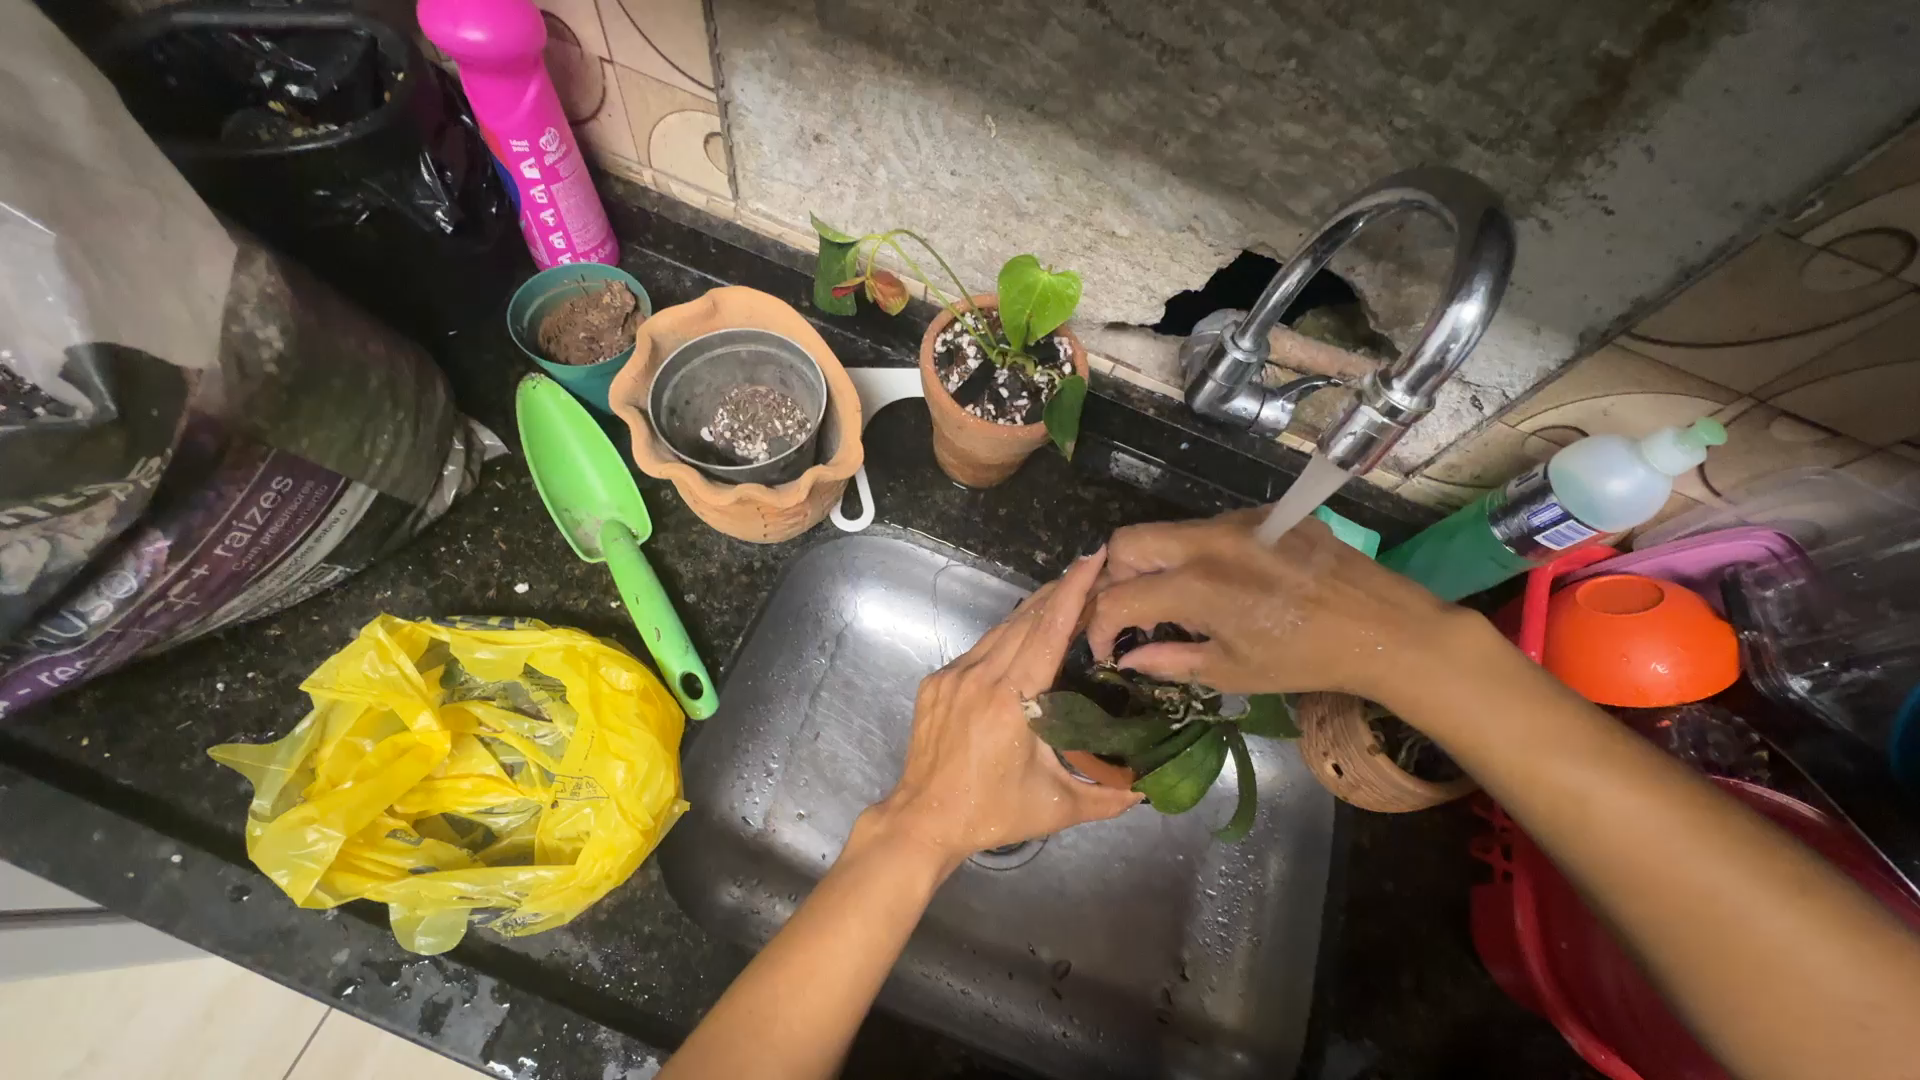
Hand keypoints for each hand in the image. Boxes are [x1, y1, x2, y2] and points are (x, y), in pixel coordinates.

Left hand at [870, 549, 1142, 865]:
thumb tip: (1150, 790)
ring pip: (1001, 630)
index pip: (1047, 632)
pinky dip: (1007, 635)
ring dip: (1034, 610)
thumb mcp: (1056, 807)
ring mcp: (954, 676)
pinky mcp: (937, 681)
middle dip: (1060, 591)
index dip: (1073, 592)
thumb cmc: (992, 813)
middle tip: (1093, 570)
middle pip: (1026, 620)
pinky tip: (1025, 635)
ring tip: (1066, 594)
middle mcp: (980, 677)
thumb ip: (1108, 797)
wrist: (924, 818)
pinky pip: (979, 648)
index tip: (1093, 559)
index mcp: (1011, 700)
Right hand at [1084, 507, 1468, 700]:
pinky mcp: (1263, 514)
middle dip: (1114, 579)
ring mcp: (1237, 521)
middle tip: (1131, 613)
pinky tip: (1224, 583)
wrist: (1383, 628)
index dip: (1100, 626)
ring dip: (1155, 565)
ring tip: (1176, 602)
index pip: (1117, 597)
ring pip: (1167, 532)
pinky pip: (1209, 528)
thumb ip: (1168, 661)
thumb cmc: (1305, 660)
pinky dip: (1197, 555)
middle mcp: (1207, 542)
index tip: (1107, 647)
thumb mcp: (1231, 672)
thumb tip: (1128, 658)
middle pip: (1126, 542)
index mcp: (1196, 587)